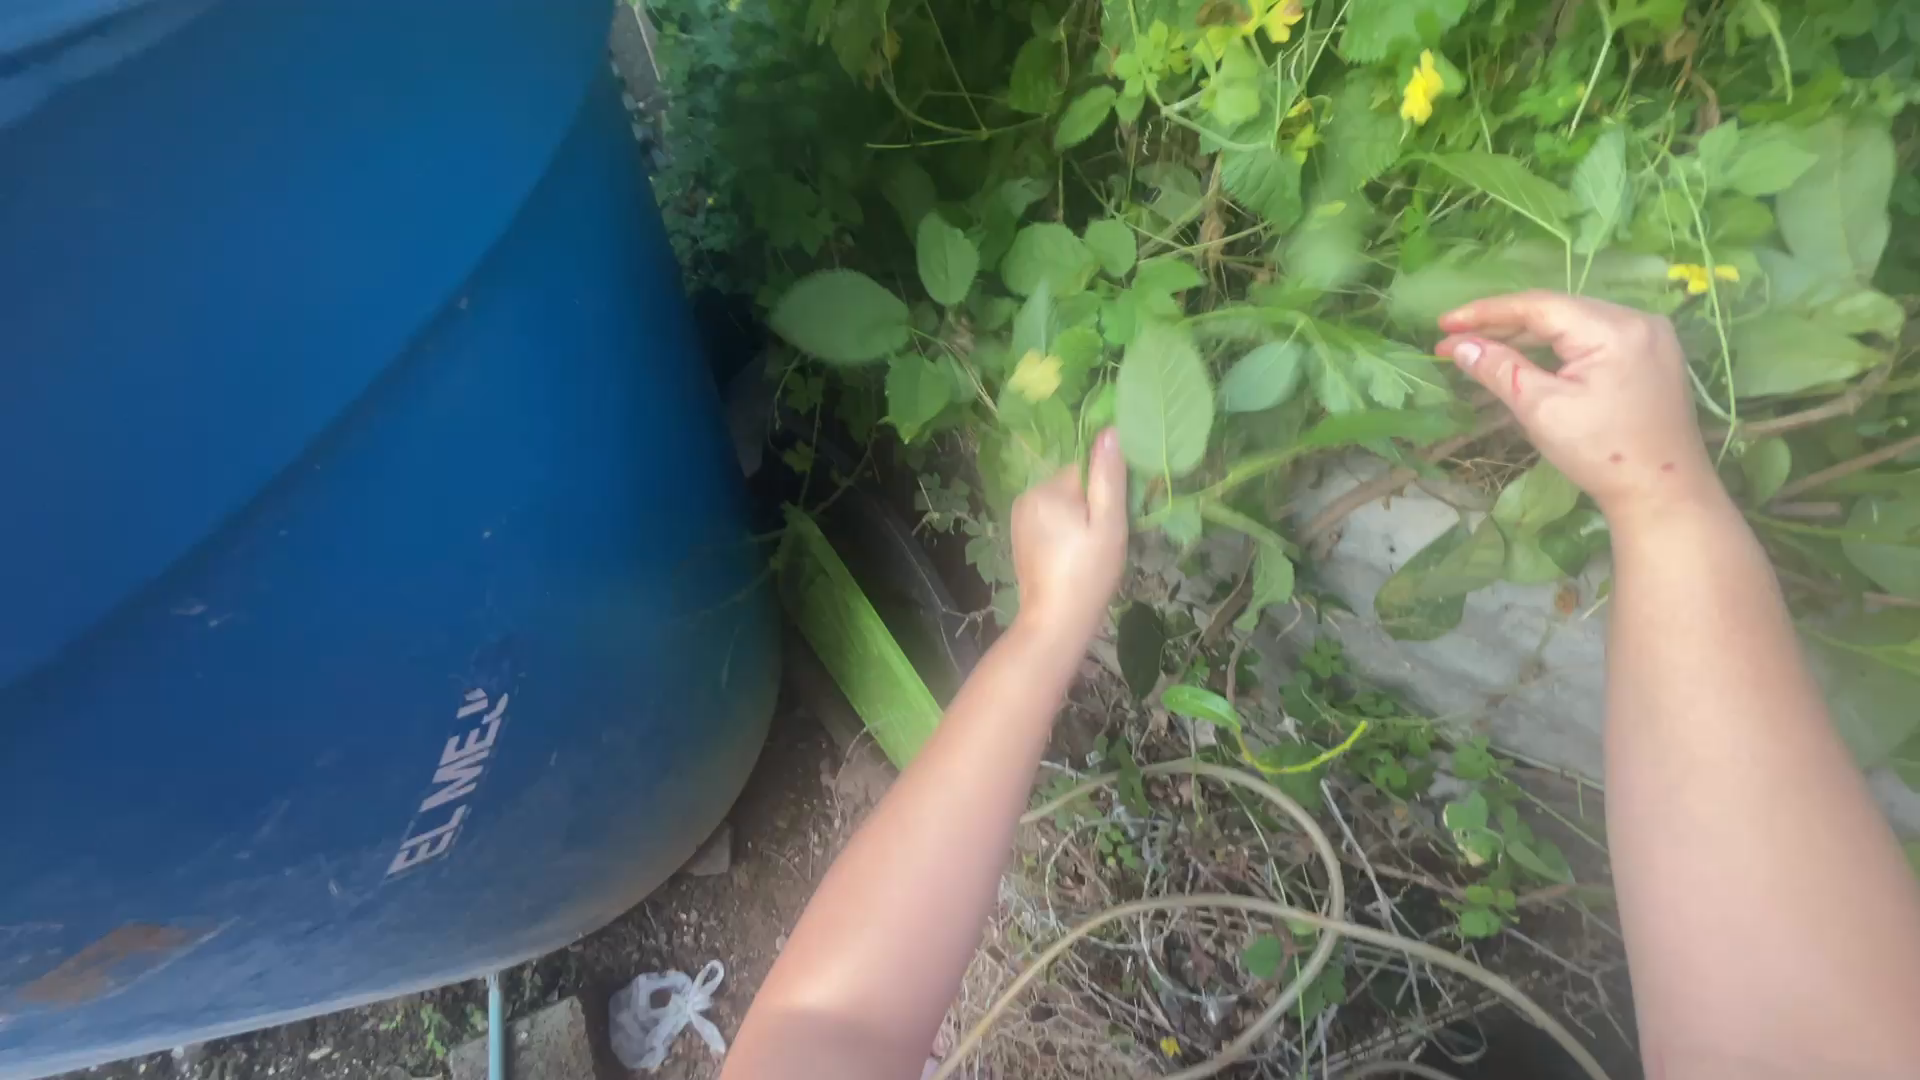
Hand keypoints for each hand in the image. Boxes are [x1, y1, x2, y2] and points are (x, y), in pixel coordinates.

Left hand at [1010, 428, 1128, 642]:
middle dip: (1091, 505)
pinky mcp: (1019, 535)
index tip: (1116, 516)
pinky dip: (1064, 531)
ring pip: (1062, 503)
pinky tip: (1073, 556)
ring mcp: (1019, 517)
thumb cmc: (1088, 573)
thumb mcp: (1108, 524)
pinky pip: (1050, 519)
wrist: (1055, 620)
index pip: (1085, 468)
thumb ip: (1109, 477)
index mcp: (1048, 489)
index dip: (1106, 488)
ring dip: (1078, 518)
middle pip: (1073, 485)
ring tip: (1089, 551)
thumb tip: (1110, 431)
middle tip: (1104, 539)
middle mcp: (1028, 496)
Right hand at [1435, 290, 1722, 525]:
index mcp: (1612, 330)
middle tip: (1452, 339)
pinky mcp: (1645, 353)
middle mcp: (1635, 320)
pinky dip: (1549, 344)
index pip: (1537, 306)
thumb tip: (1459, 346)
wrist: (1660, 486)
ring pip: (1570, 322)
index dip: (1485, 311)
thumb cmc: (1598, 449)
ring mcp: (1645, 336)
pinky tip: (1521, 355)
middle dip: (1499, 322)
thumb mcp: (1540, 408)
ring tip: (1477, 347)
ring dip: (1521, 334)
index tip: (1443, 324)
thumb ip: (1499, 369)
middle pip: (1554, 310)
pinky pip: (1587, 337)